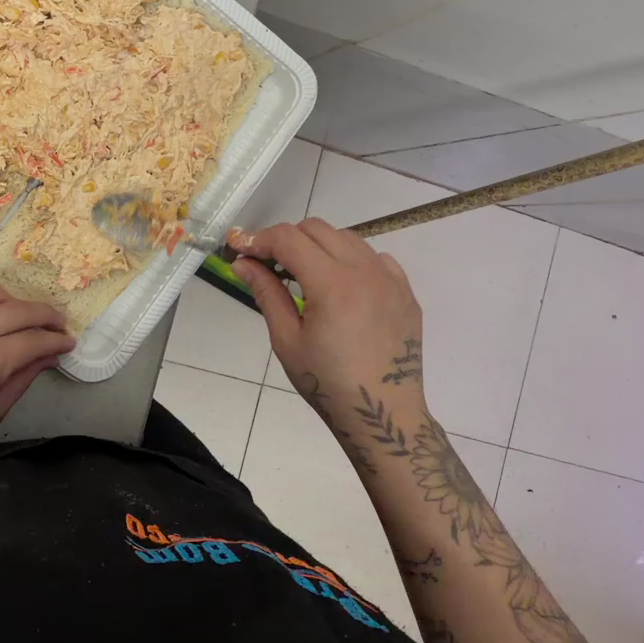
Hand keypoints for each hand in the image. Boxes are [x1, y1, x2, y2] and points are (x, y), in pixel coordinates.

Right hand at [231, 219, 425, 418]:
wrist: (383, 414)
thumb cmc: (327, 383)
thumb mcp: (287, 340)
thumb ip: (266, 293)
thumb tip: (242, 263)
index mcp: (332, 284)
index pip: (289, 239)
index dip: (258, 239)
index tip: (238, 248)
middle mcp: (365, 271)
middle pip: (316, 229)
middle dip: (285, 239)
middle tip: (267, 263)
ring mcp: (390, 279)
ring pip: (346, 238)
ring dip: (318, 246)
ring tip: (302, 274)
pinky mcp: (405, 291)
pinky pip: (374, 257)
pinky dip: (350, 259)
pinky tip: (340, 285)